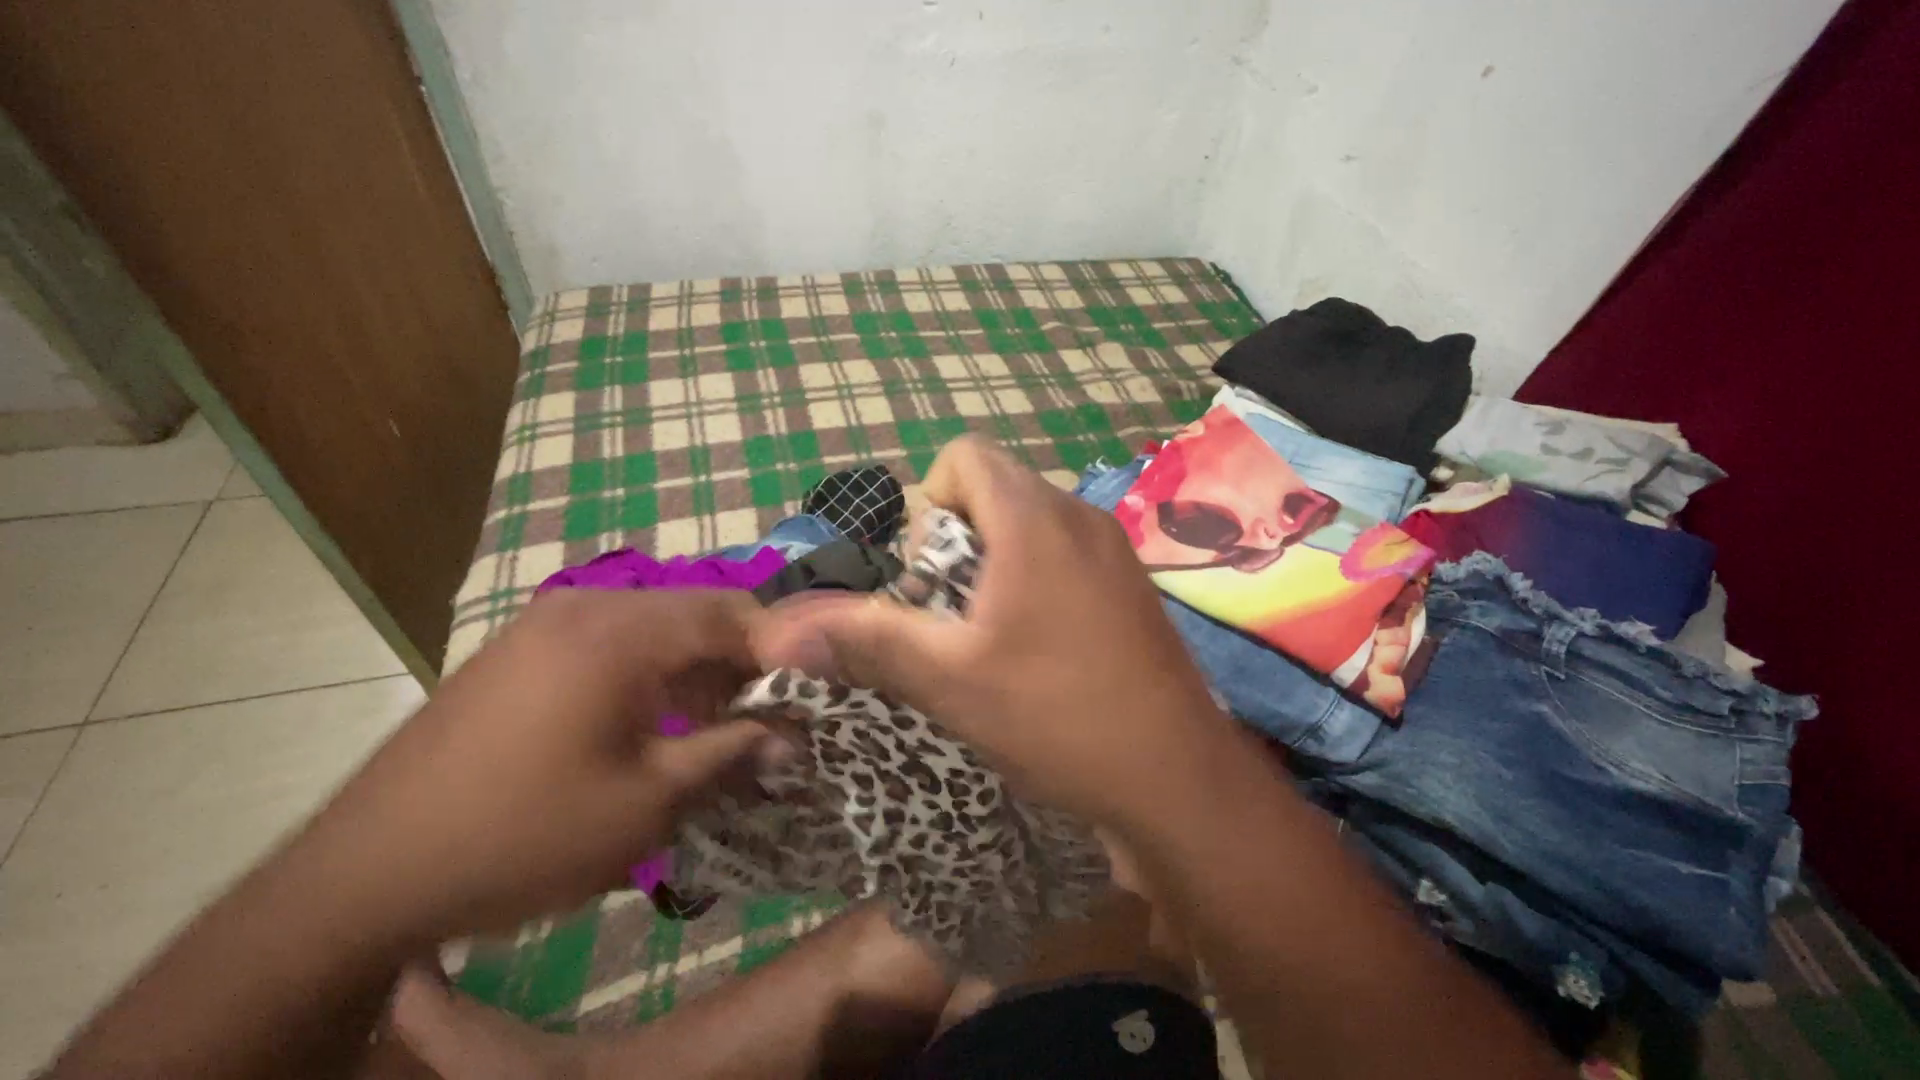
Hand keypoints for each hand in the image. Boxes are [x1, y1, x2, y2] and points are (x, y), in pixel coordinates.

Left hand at [307, 589, 777, 938]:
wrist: (369, 872)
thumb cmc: (524, 835)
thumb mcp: (647, 804)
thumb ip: (730, 754)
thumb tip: (793, 735)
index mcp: (619, 631)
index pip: (732, 612)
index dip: (782, 651)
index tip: (811, 698)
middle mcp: (583, 606)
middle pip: (692, 614)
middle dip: (739, 664)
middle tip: (765, 723)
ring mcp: (542, 625)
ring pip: (651, 629)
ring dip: (693, 671)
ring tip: (712, 733)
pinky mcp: (517, 652)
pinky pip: (607, 645)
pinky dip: (646, 675)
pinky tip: (648, 728)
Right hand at [754, 436, 1236, 823]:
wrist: (1178, 780)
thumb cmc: (1060, 716)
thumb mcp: (949, 680)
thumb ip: (866, 641)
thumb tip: (778, 632)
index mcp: (1035, 518)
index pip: (962, 457)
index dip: (925, 506)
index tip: (924, 580)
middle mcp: (1080, 517)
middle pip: (993, 494)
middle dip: (952, 548)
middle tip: (948, 622)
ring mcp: (1114, 554)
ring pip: (1028, 531)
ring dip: (990, 574)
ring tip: (986, 646)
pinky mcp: (1132, 591)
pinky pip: (1063, 562)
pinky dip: (1032, 590)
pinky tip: (1035, 660)